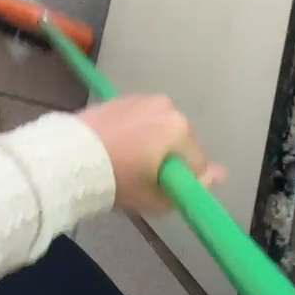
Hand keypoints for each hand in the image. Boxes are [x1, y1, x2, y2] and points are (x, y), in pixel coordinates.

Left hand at [75, 95, 225, 214]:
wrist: (73, 156)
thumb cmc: (119, 178)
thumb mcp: (158, 196)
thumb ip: (195, 186)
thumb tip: (221, 174)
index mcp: (179, 127)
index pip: (197, 161)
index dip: (183, 179)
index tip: (161, 187)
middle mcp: (165, 105)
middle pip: (178, 140)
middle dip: (168, 157)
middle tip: (143, 175)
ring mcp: (142, 98)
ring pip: (159, 128)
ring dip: (151, 143)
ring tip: (127, 160)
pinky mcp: (121, 98)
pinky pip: (139, 119)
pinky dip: (135, 131)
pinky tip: (117, 146)